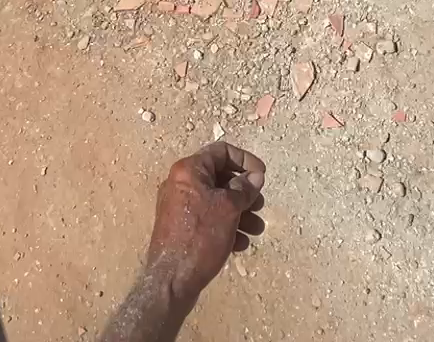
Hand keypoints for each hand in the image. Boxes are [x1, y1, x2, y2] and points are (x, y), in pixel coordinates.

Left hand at [143, 142, 266, 302]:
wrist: (171, 280)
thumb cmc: (200, 237)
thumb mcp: (229, 208)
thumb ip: (244, 188)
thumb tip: (255, 176)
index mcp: (189, 170)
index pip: (222, 152)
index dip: (245, 160)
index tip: (262, 175)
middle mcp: (181, 183)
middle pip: (220, 177)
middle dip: (244, 192)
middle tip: (259, 205)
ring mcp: (179, 206)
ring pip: (216, 201)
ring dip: (239, 212)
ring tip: (256, 229)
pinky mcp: (180, 227)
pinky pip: (208, 219)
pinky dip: (225, 226)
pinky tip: (239, 244)